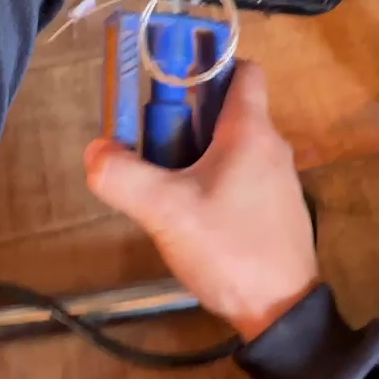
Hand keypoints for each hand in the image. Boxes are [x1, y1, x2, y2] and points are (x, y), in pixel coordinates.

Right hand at [83, 63, 318, 340]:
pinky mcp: (275, 209)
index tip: (172, 79)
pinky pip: (241, 173)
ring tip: (164, 176)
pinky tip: (190, 208)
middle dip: (188, 112)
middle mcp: (270, 146)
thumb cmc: (229, 247)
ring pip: (232, 143)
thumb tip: (95, 151)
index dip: (209, 64)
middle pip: (228, 107)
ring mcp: (277, 179)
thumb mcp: (166, 212)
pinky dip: (215, 175)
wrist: (282, 314)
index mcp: (250, 130)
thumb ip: (124, 177)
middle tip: (151, 135)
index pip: (243, 69)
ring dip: (198, 147)